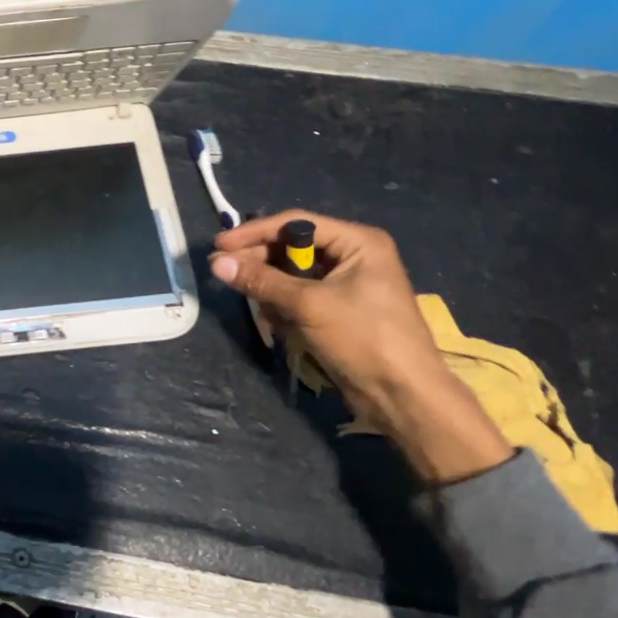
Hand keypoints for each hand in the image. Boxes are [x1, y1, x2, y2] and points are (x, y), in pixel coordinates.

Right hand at [210, 211, 512, 483]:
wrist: (402, 394)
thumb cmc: (363, 338)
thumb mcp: (308, 305)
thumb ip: (261, 280)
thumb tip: (215, 262)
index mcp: (358, 242)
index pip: (296, 223)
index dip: (254, 233)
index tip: (219, 245)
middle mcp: (354, 257)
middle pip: (293, 248)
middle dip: (260, 263)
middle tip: (223, 272)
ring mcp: (348, 285)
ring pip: (293, 275)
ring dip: (272, 289)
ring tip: (254, 303)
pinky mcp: (340, 311)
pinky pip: (301, 298)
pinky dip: (284, 307)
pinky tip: (277, 323)